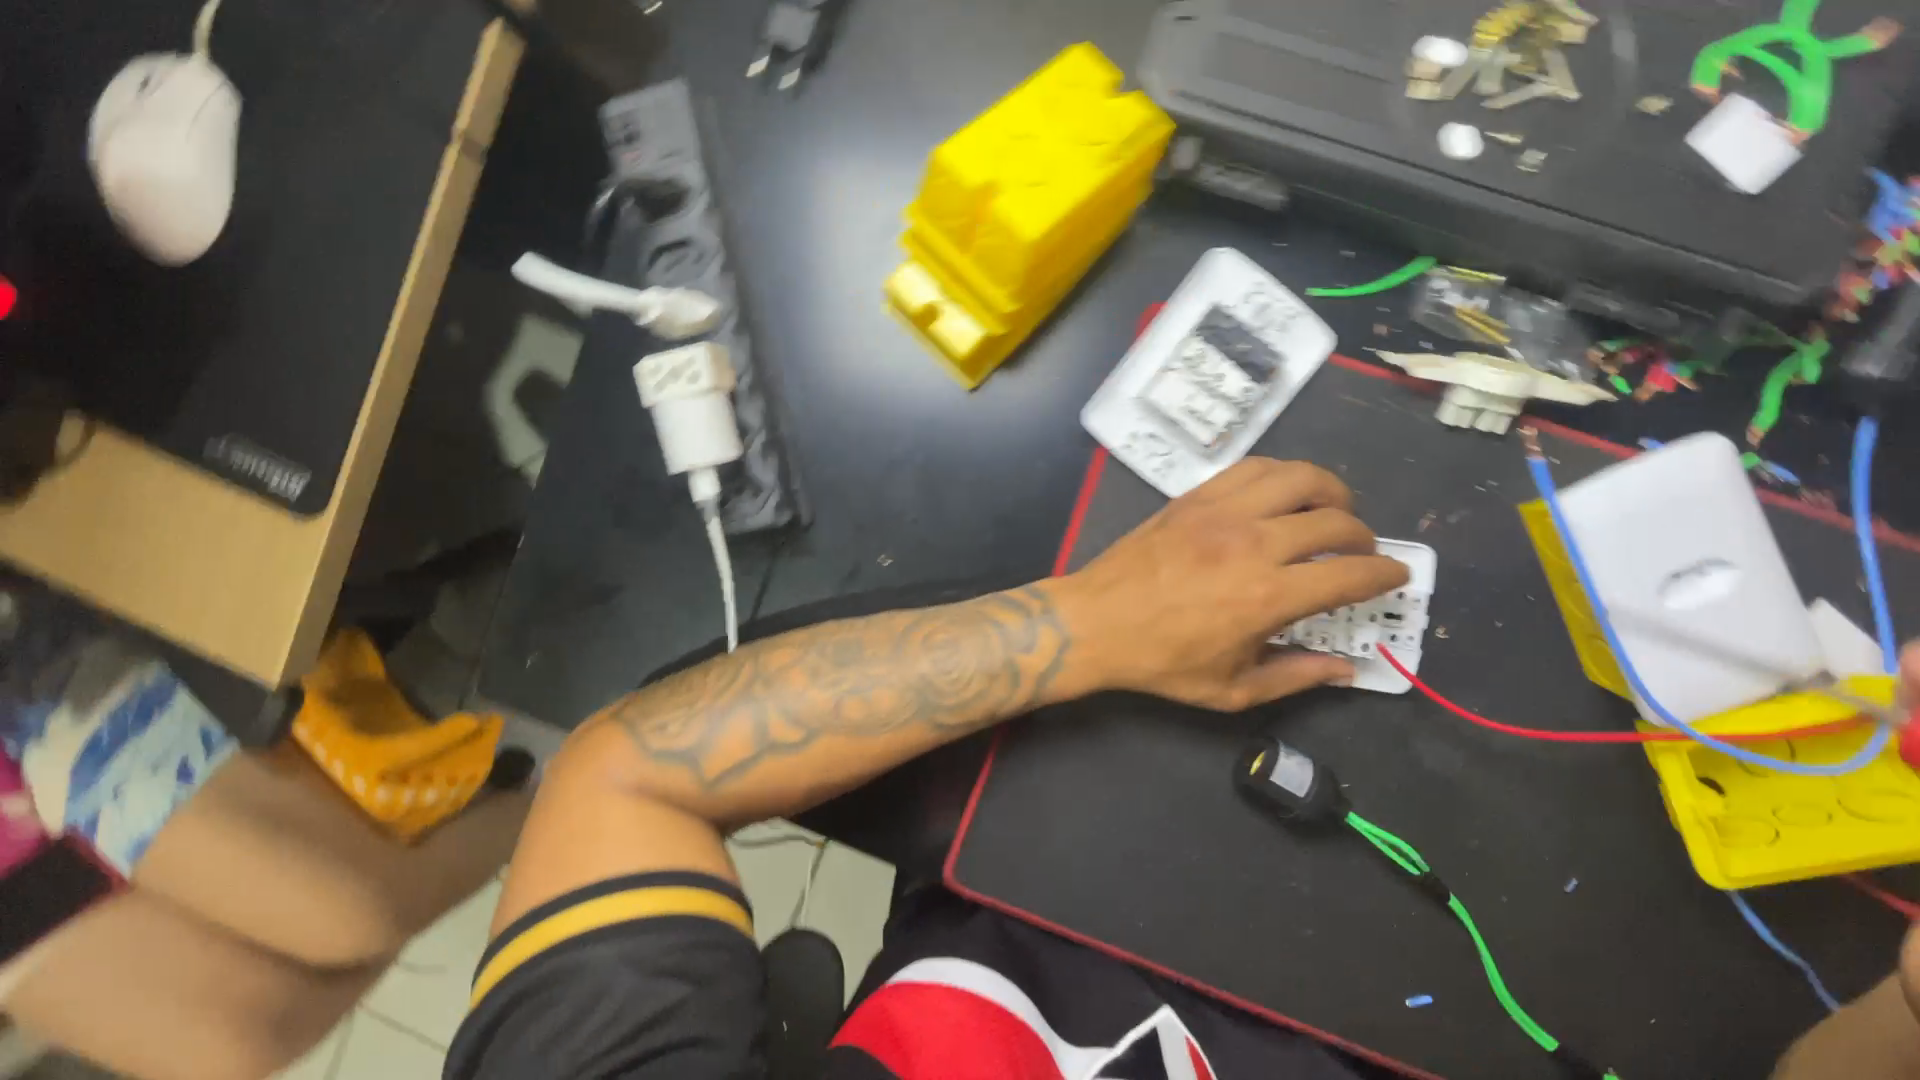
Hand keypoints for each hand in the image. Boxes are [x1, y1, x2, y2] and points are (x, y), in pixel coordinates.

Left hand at [1050, 458, 1409, 710]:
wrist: (1096, 621)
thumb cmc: (1161, 661)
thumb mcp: (1232, 689)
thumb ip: (1296, 677)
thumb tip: (1346, 670)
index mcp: (1269, 596)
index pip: (1350, 573)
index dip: (1384, 574)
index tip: (1394, 575)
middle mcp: (1254, 544)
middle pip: (1335, 521)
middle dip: (1363, 535)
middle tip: (1361, 550)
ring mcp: (1222, 512)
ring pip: (1298, 477)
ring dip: (1330, 490)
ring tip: (1333, 509)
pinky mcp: (1195, 497)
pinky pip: (1253, 468)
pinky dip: (1282, 474)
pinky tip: (1283, 492)